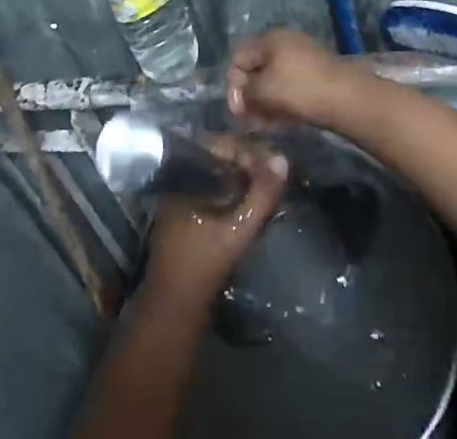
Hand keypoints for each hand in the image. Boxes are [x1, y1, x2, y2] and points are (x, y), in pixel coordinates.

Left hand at [143, 136, 288, 299]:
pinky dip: (233, 192)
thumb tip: (282, 159)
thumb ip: (261, 195)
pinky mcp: (188, 217)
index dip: (246, 149)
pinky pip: (214, 191)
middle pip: (217, 159)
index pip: (216, 146)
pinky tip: (253, 199)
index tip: (271, 159)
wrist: (173, 309)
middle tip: (275, 168)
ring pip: (217, 176)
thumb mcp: (237, 229)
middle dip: (246, 161)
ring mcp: (181, 200)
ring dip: (242, 177)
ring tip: (269, 180)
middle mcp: (178, 182)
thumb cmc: (202, 265)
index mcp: (182, 177)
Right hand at [225, 29, 379, 129]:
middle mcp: (285, 42)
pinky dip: (282, 101)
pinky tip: (283, 120)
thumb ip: (244, 92)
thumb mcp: (264, 90)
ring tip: (267, 123)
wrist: (349, 99)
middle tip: (251, 119)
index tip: (239, 110)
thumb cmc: (300, 89)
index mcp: (270, 38)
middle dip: (250, 94)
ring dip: (265, 101)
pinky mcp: (316, 73)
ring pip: (273, 79)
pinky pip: (290, 85)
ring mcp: (303, 57)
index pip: (238, 57)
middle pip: (256, 68)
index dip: (233, 84)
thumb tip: (240, 97)